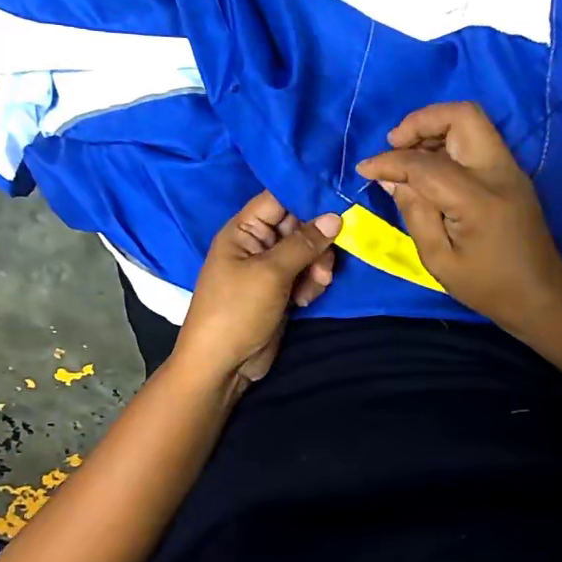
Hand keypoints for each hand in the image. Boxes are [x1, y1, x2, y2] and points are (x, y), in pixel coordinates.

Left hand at [171, 191, 341, 389]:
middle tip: (327, 262)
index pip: (278, 198)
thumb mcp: (271, 273)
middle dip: (317, 241)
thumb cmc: (237, 310)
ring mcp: (267, 269)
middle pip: (298, 225)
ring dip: (317, 266)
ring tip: (317, 285)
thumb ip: (303, 243)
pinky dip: (311, 284)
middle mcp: (255, 244)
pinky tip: (306, 300)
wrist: (221, 365)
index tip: (340, 200)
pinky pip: (304, 275)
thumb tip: (335, 216)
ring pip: (306, 252)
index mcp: (243, 230)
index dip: (307, 196)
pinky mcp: (279, 291)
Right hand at [355, 101, 561, 332]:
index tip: (365, 168)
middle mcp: (499, 173)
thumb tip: (390, 179)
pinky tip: (428, 165)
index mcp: (478, 201)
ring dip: (434, 128)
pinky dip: (447, 140)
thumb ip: (414, 213)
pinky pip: (476, 138)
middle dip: (421, 121)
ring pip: (471, 121)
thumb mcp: (438, 259)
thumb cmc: (487, 285)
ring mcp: (510, 168)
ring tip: (407, 155)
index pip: (426, 164)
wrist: (541, 293)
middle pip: (462, 116)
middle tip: (395, 144)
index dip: (390, 161)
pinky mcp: (511, 171)